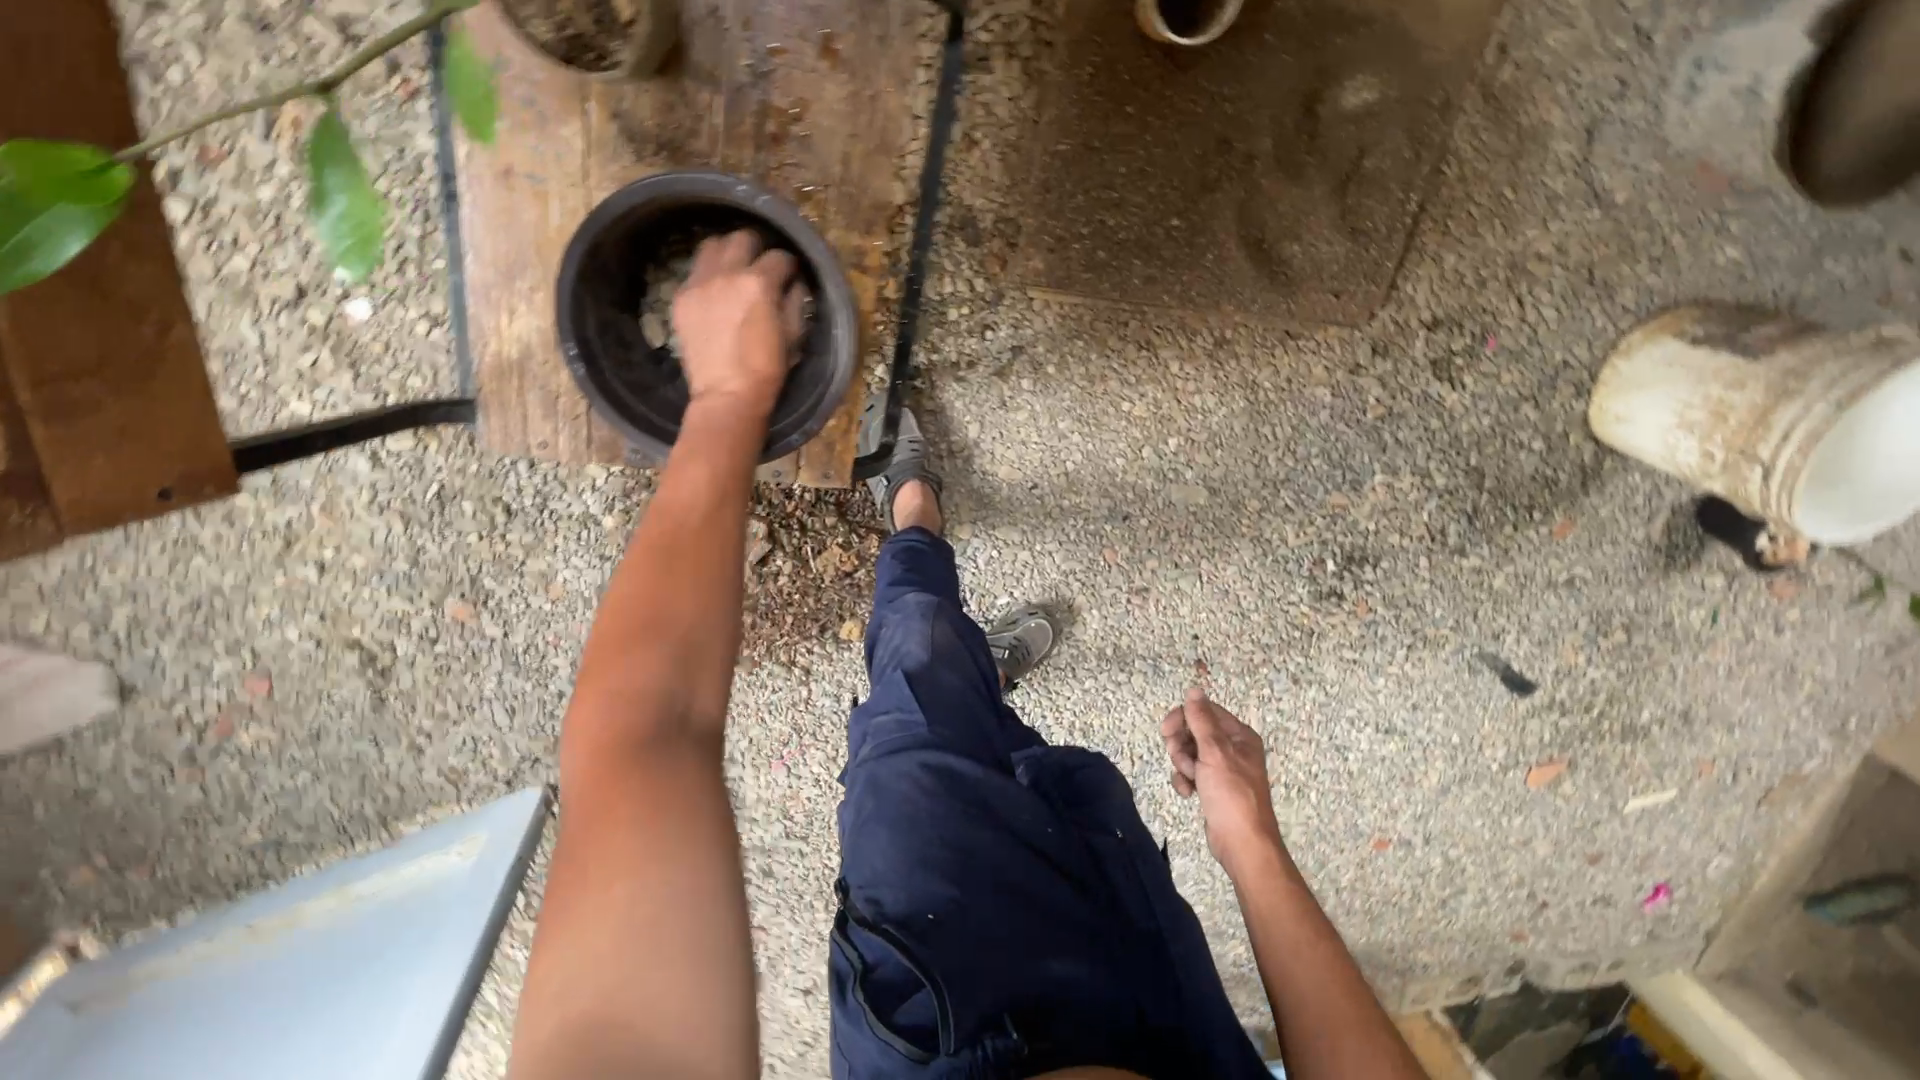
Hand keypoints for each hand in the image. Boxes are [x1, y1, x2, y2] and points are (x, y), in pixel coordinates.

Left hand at [671, 229, 809, 417]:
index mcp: (759, 283)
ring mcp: (699, 283)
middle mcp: (726, 274)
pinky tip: (716, 291)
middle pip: (742, 238)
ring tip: (735, 268)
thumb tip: (795, 284)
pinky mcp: (681, 298)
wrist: (726, 396)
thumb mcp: (794, 337)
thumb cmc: (767, 370)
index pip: (779, 257)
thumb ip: (796, 302)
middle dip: (757, 247)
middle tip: (762, 264)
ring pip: (712, 246)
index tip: (791, 274)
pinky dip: (708, 274)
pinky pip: (695, 271)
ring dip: (728, 252)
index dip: (789, 265)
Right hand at [1161, 688, 1283, 877]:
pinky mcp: (1214, 787)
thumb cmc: (1232, 794)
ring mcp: (1223, 769)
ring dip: (1182, 764)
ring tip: (1190, 780)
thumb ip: (1202, 720)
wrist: (1242, 843)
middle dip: (1182, 745)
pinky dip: (1186, 780)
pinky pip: (1191, 773)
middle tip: (1180, 759)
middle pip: (1195, 731)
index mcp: (1239, 735)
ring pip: (1190, 753)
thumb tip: (1194, 690)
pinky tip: (1188, 793)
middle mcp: (1233, 748)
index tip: (1166, 732)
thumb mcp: (1215, 752)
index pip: (1205, 712)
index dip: (1183, 718)